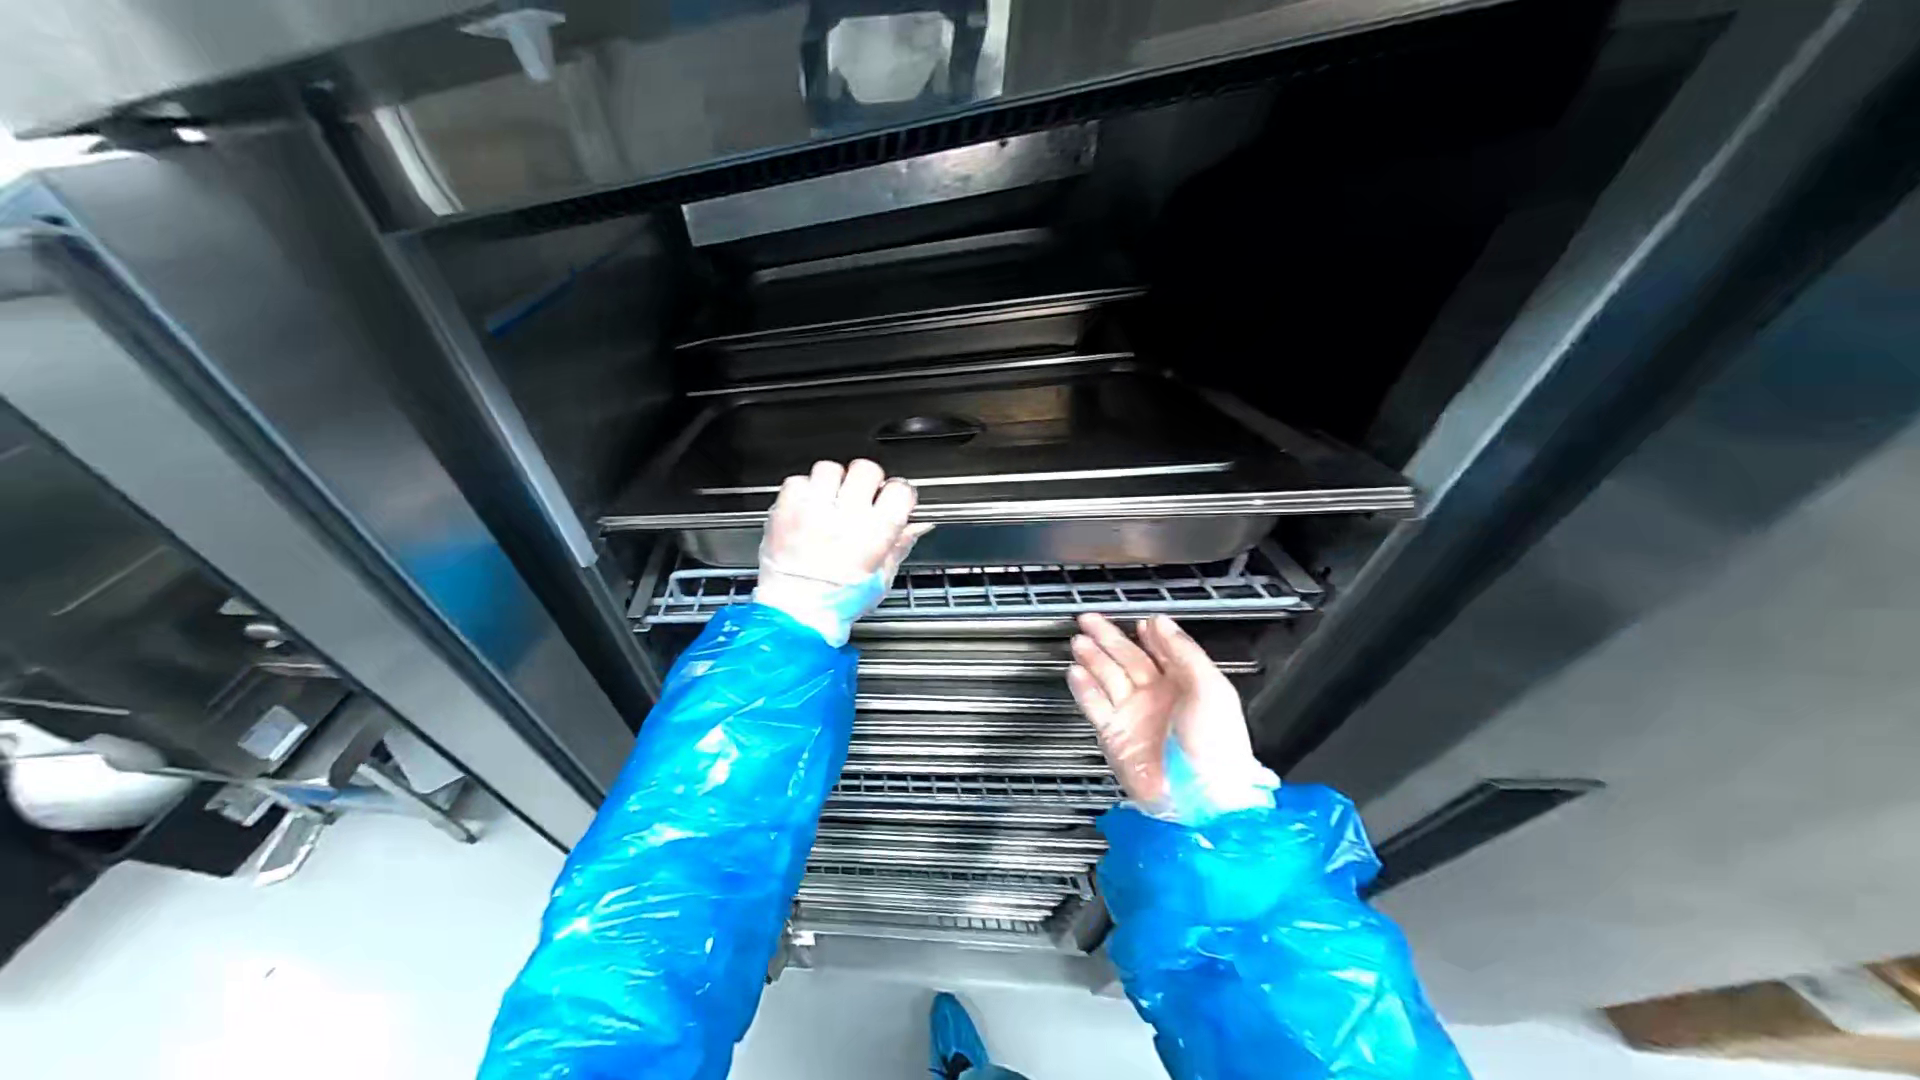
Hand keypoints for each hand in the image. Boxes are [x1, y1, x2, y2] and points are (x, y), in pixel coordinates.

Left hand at [755, 459, 930, 646]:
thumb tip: (918, 525)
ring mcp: (814, 511)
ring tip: (829, 503)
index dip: (898, 492)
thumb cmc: (837, 602)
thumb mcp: (881, 579)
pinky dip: (803, 491)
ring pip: (831, 469)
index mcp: (875, 534)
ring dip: (832, 483)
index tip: (892, 498)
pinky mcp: (786, 509)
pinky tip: (808, 509)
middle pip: (866, 470)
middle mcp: (846, 517)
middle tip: (859, 498)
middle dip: (866, 482)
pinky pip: (799, 480)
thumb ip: (900, 546)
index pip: (899, 489)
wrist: (794, 614)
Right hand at [1067, 613, 1277, 823]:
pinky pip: (1094, 704)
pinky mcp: (1114, 734)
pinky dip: (1083, 687)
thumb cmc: (1217, 748)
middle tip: (1090, 620)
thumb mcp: (1211, 688)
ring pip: (1107, 677)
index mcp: (1185, 685)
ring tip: (1079, 640)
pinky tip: (1076, 671)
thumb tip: (1162, 624)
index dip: (1148, 633)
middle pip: (1127, 658)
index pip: (1161, 650)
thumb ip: (1184, 651)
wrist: (1200, 799)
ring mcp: (1134, 715)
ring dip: (1092, 657)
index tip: (1137, 619)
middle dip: (1108, 637)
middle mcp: (1157, 698)